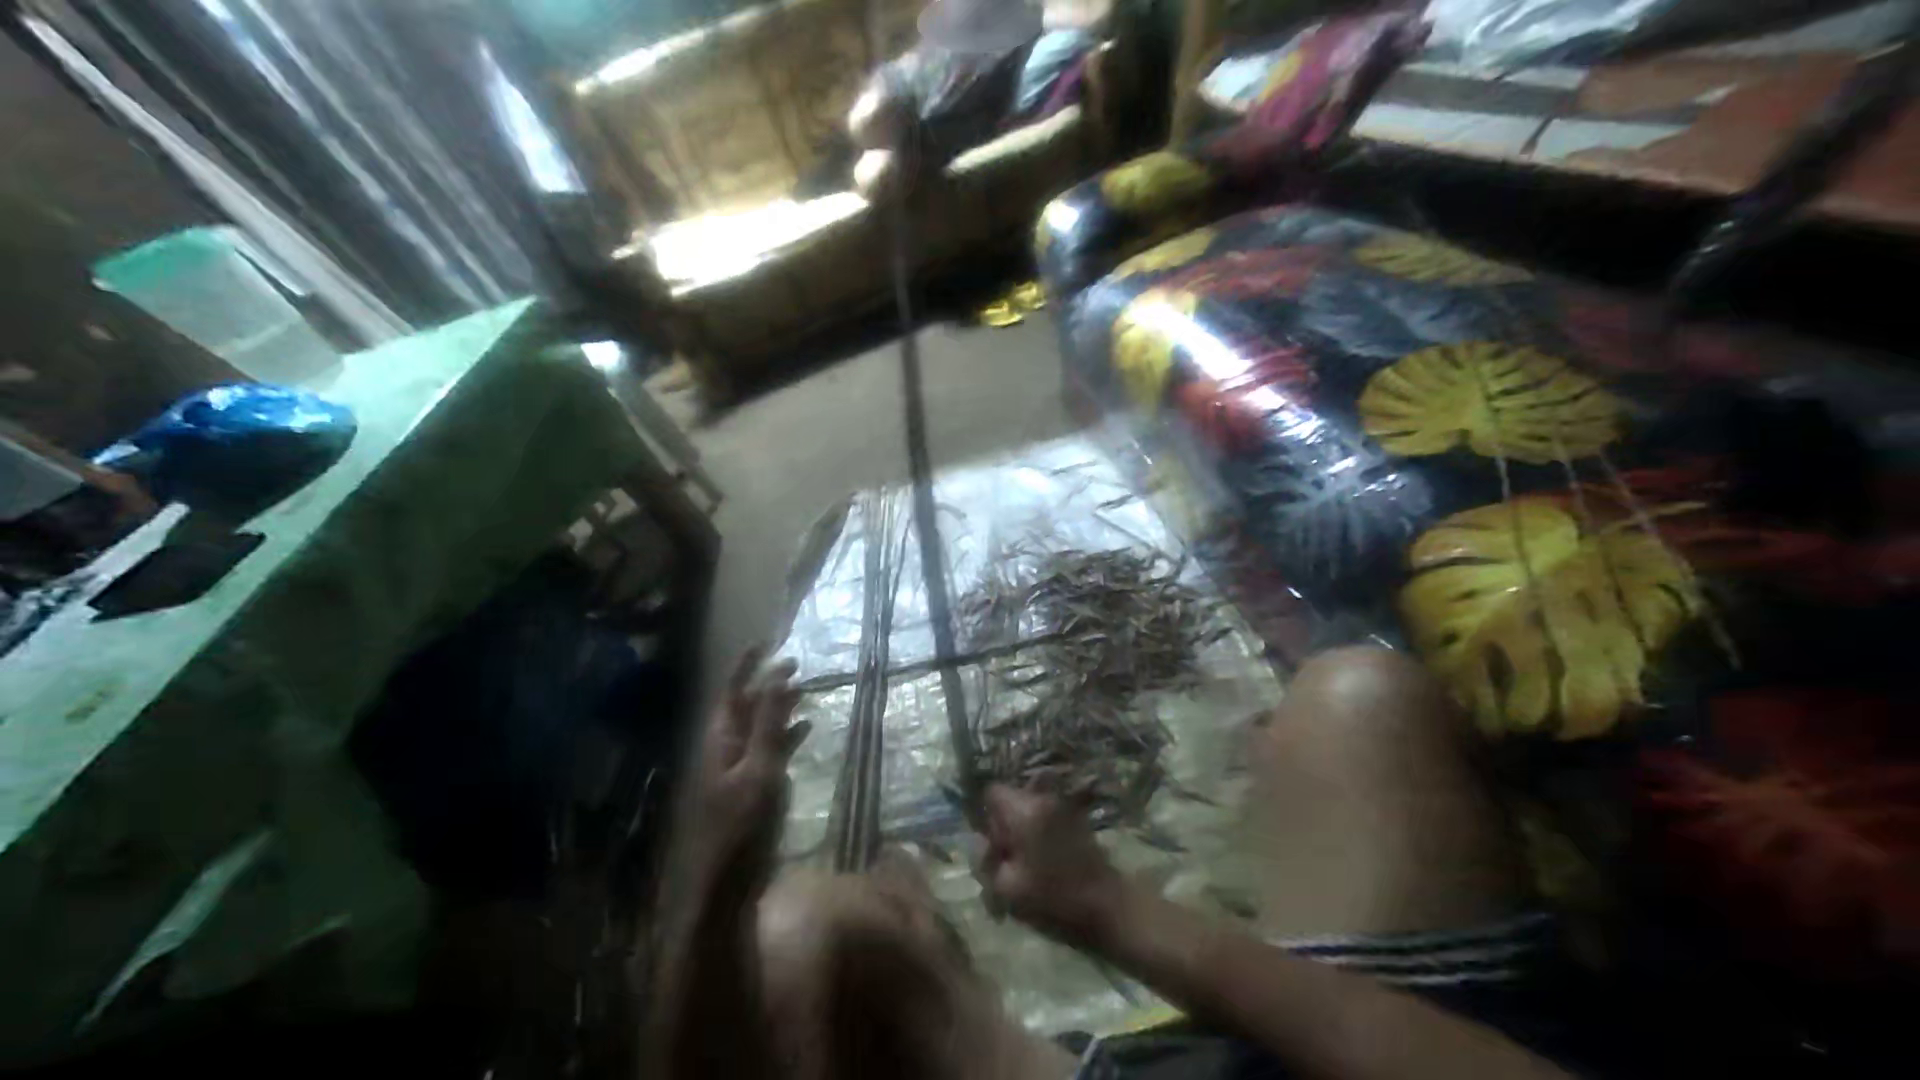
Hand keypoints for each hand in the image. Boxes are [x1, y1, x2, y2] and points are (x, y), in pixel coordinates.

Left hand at [690, 647, 809, 893]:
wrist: (725, 888)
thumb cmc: (742, 826)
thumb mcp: (760, 770)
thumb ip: (769, 723)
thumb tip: (775, 675)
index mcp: (721, 740)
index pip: (733, 690)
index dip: (748, 664)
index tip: (769, 642)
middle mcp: (725, 749)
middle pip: (746, 706)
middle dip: (769, 684)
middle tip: (798, 666)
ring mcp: (736, 770)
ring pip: (759, 727)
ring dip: (779, 708)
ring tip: (806, 692)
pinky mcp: (749, 790)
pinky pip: (768, 751)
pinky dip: (785, 736)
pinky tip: (805, 731)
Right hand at [974, 784, 1125, 947]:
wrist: (1108, 906)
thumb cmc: (1053, 899)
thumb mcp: (1006, 888)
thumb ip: (985, 861)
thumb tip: (981, 843)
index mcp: (1024, 810)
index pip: (992, 791)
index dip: (987, 816)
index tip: (995, 843)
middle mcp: (1043, 799)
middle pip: (1012, 797)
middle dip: (1006, 822)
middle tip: (1011, 856)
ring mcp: (1064, 806)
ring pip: (1030, 805)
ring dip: (1025, 825)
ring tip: (1030, 858)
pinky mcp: (1078, 818)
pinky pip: (1048, 814)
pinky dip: (1042, 829)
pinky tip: (1048, 858)